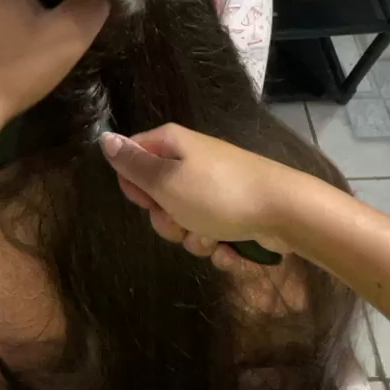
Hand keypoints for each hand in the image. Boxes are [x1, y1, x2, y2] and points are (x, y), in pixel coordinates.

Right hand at [101, 123, 306, 270]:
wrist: (285, 211)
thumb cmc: (218, 194)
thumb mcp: (166, 182)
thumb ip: (133, 164)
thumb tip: (104, 138)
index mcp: (171, 144)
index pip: (132, 158)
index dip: (135, 186)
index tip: (148, 202)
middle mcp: (190, 159)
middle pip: (157, 195)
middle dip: (167, 220)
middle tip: (182, 222)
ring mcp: (213, 186)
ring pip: (183, 220)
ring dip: (194, 238)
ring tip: (213, 239)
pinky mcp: (233, 210)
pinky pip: (210, 232)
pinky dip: (218, 246)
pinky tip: (231, 251)